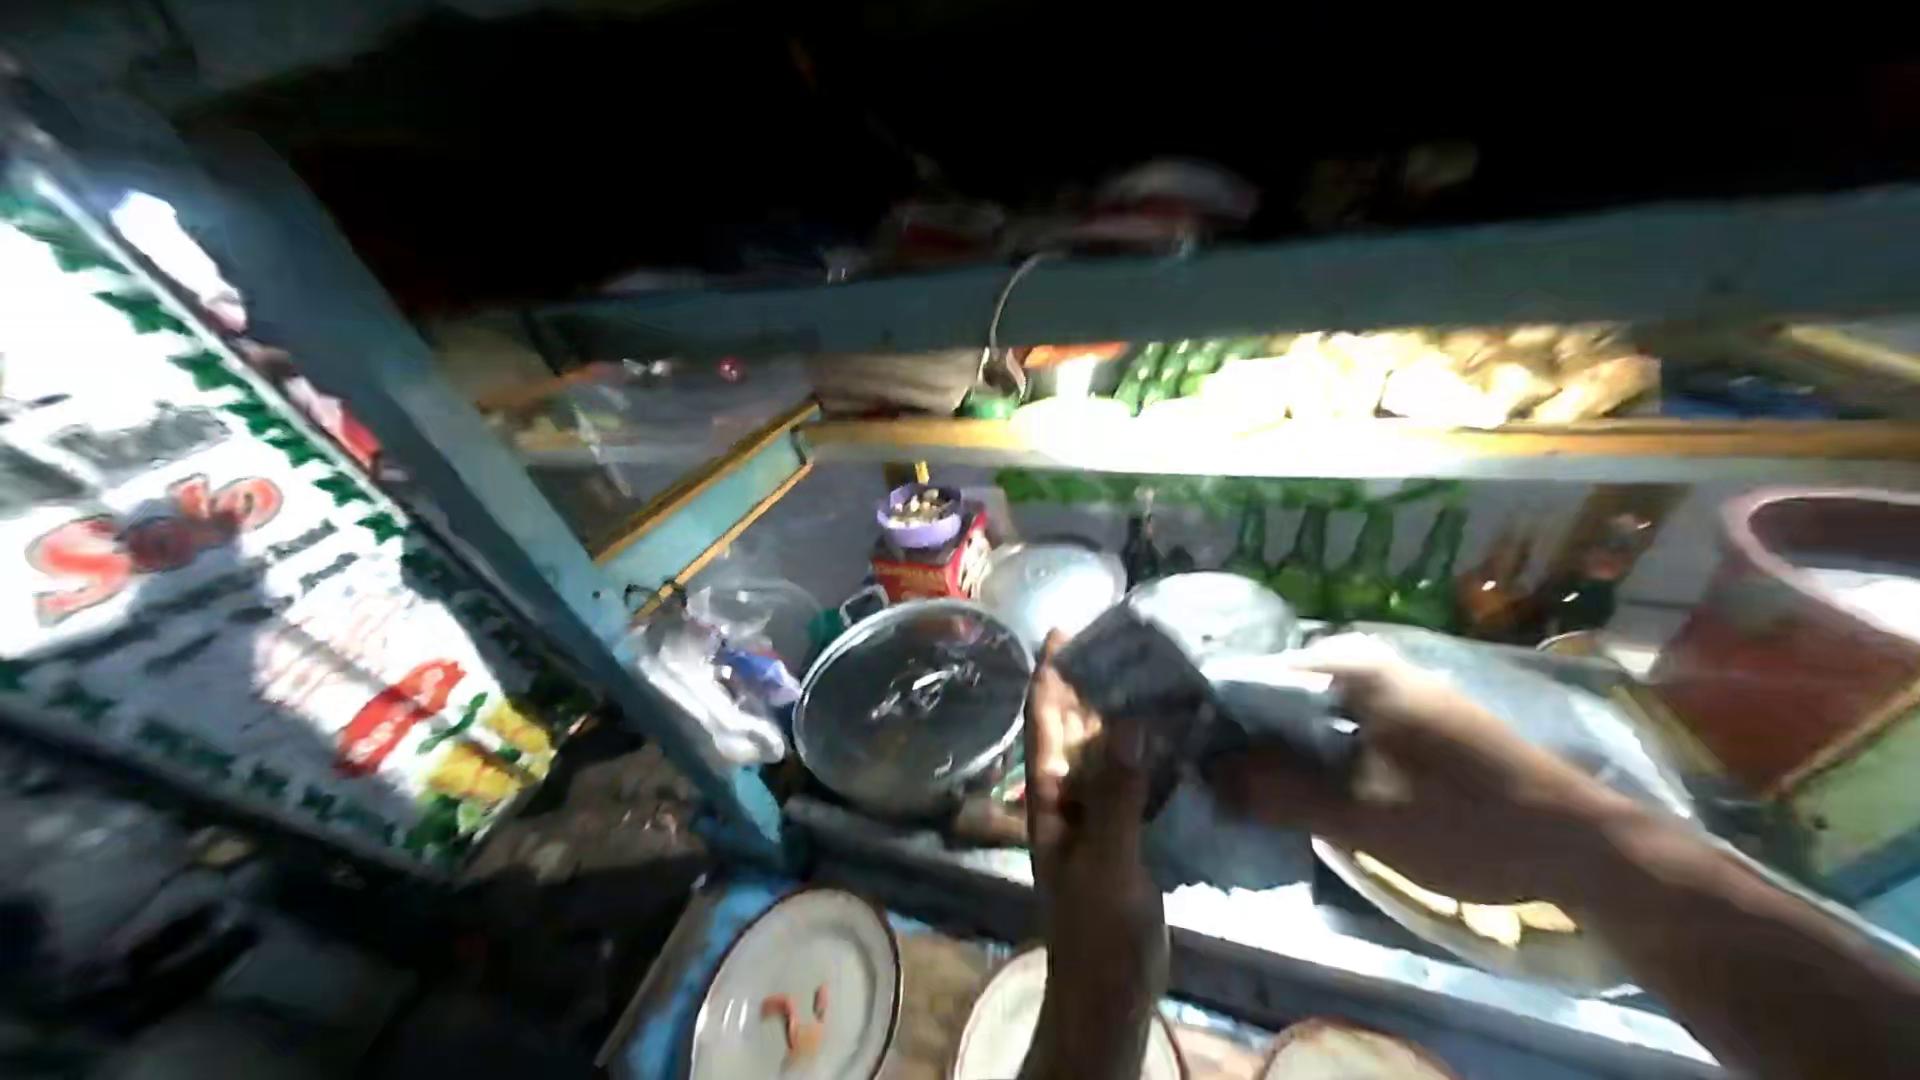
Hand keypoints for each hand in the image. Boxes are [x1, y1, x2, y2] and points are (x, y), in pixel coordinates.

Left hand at [1021, 632, 1166, 1079]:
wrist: (1110, 993)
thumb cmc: (1097, 931)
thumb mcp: (1106, 862)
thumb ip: (1114, 795)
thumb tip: (1126, 722)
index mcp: (1050, 792)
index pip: (1044, 717)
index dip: (1050, 672)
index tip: (1063, 628)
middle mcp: (1070, 792)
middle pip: (1077, 723)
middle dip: (1093, 680)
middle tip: (1126, 640)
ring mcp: (1098, 811)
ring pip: (1107, 746)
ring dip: (1124, 710)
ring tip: (1156, 672)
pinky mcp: (1126, 830)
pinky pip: (1135, 777)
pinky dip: (1151, 751)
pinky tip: (1180, 731)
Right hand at [1207, 634, 1640, 903]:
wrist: (1589, 851)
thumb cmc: (1470, 822)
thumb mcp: (1362, 817)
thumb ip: (1276, 793)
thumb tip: (1204, 776)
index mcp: (1349, 667)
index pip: (1251, 676)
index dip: (1214, 715)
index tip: (1188, 751)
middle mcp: (1363, 664)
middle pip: (1275, 695)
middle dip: (1242, 737)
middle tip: (1212, 777)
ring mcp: (1386, 689)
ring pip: (1303, 715)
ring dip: (1276, 751)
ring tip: (1244, 787)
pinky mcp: (1403, 718)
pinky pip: (1333, 729)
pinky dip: (1309, 756)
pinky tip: (1299, 789)